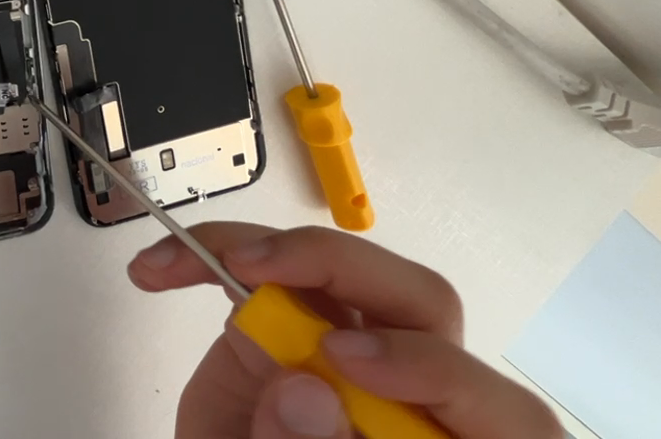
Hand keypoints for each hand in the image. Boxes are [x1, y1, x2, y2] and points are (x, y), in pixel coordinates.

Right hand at [129, 223, 559, 438]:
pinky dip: (208, 256)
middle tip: (245, 266)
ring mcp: (350, 355)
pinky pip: (266, 271)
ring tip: (168, 263)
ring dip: (245, 248)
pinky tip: (157, 270)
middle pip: (418, 305)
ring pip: (336, 270)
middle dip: (331, 266)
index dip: (434, 371)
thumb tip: (306, 389)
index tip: (339, 356)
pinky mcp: (292, 327)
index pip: (502, 413)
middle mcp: (413, 396)